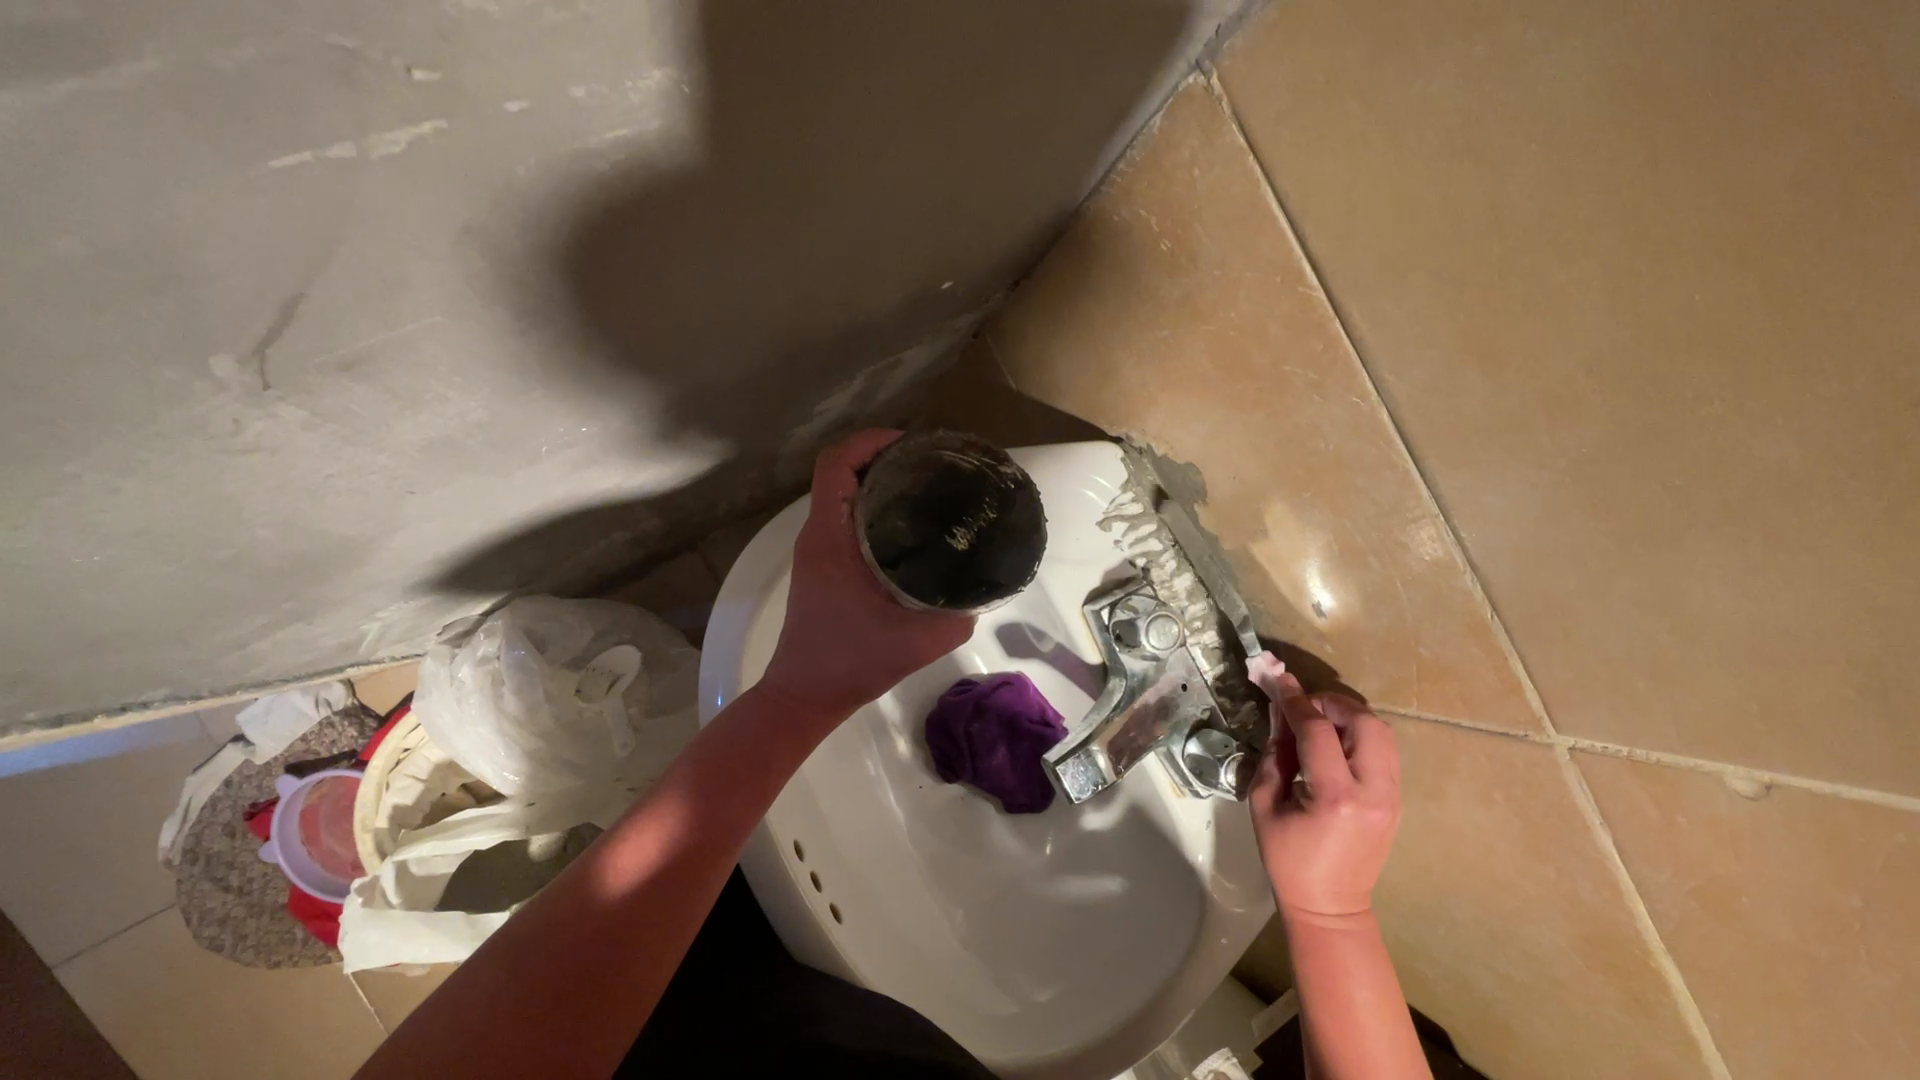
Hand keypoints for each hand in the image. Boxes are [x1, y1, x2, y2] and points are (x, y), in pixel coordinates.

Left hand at [759, 429, 976, 719]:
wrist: (803, 695)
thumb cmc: (849, 663)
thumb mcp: (915, 643)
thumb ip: (956, 618)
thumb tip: (985, 593)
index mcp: (830, 538)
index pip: (836, 464)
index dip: (871, 441)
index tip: (913, 444)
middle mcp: (818, 535)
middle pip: (842, 472)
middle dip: (885, 457)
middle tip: (934, 466)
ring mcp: (817, 551)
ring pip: (843, 495)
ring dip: (879, 483)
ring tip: (928, 489)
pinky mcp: (822, 567)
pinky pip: (846, 519)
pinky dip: (875, 509)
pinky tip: (911, 530)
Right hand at [1244, 652, 1401, 921]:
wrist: (1329, 905)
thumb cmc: (1287, 859)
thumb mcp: (1264, 804)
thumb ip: (1275, 754)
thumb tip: (1280, 714)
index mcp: (1335, 797)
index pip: (1317, 731)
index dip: (1295, 701)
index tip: (1276, 679)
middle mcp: (1373, 792)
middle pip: (1365, 723)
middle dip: (1332, 704)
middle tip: (1304, 707)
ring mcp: (1392, 797)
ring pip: (1382, 733)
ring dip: (1349, 718)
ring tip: (1319, 724)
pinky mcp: (1397, 801)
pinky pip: (1384, 752)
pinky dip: (1359, 736)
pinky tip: (1333, 745)